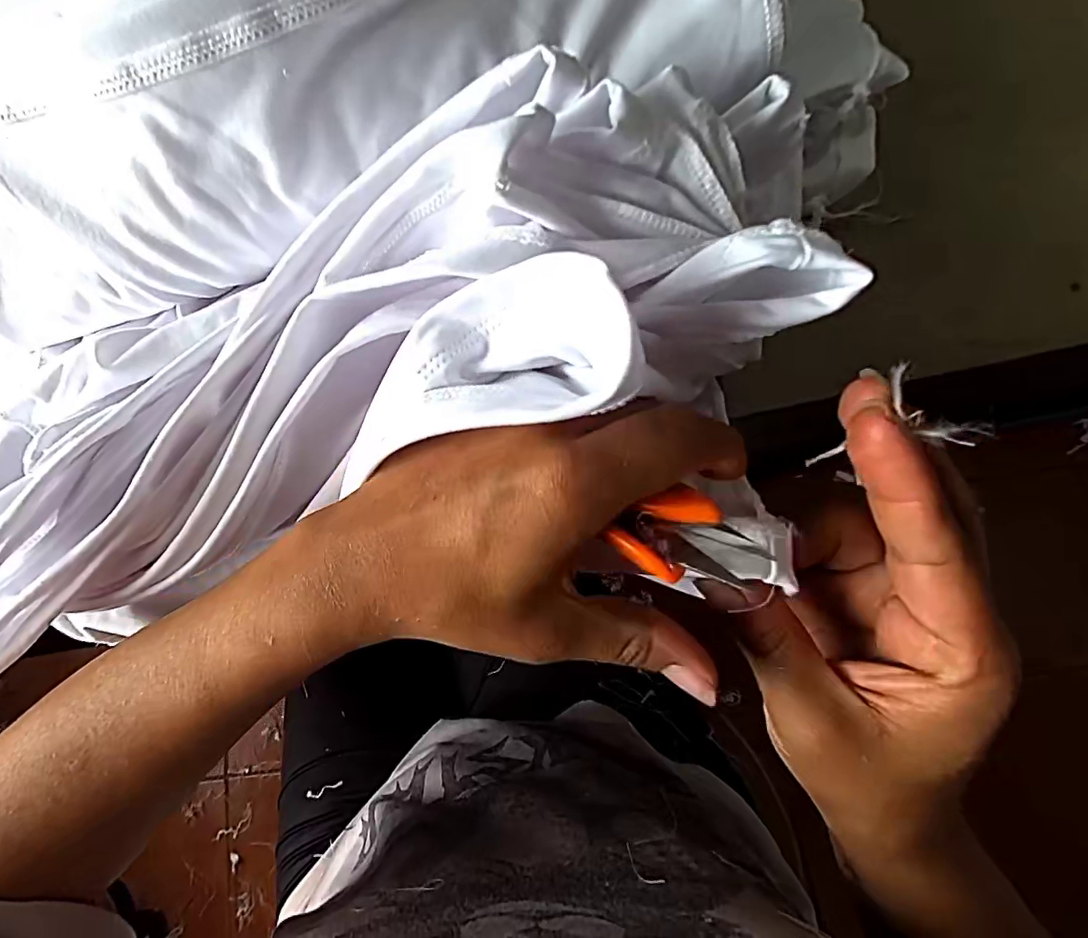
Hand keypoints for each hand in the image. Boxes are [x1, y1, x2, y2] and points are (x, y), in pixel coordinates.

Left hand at [297, 403, 745, 704]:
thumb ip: (638, 640)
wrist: (358, 557)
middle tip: (675, 513)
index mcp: (576, 479)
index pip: (675, 435)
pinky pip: (571, 415)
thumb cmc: (448, 596)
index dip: (718, 448)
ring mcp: (523, 413)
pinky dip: (595, 447)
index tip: (729, 477)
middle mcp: (555, 430)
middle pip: (651, 420)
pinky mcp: (498, 411)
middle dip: (681, 459)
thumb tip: (704, 676)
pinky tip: (570, 496)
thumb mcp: (549, 628)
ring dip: (635, 455)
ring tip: (618, 514)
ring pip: (612, 416)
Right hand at [732, 372, 1018, 858]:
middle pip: (925, 503)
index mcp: (965, 647)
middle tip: (859, 397)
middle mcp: (948, 601)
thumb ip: (771, 641)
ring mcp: (909, 584)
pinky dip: (797, 531)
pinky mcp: (873, 578)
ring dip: (809, 521)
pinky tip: (773, 554)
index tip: (874, 420)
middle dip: (887, 452)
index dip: (903, 478)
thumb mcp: (815, 726)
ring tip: (766, 567)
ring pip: (865, 511)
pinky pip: (836, 530)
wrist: (893, 817)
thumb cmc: (874, 788)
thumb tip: (725, 571)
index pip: (939, 546)